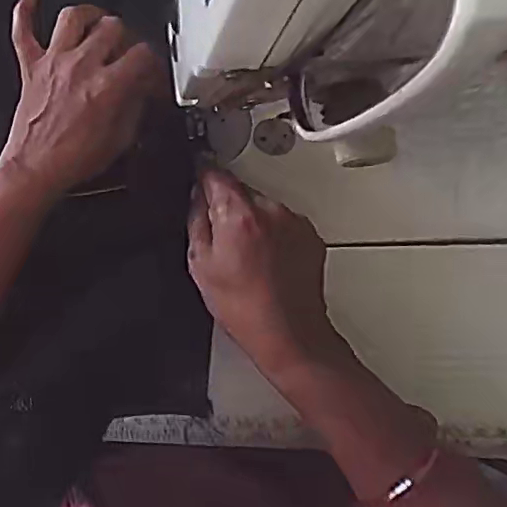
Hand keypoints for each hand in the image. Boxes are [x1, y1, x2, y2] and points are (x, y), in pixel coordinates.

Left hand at [0, 0, 160, 199]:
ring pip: (74, 17)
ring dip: (89, 16)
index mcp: (107, 85)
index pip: (144, 55)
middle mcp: (80, 66)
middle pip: (113, 27)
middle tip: (125, 53)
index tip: (151, 74)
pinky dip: (24, 12)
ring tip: (96, 22)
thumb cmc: (69, 160)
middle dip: (126, 38)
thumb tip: (141, 92)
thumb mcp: (119, 140)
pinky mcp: (30, 68)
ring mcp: (53, 63)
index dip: (153, 64)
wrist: (34, 171)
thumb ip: (135, 108)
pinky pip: (22, 31)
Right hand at [187, 166, 342, 364]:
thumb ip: (196, 221)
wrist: (287, 333)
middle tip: (219, 236)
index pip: (216, 174)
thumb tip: (197, 198)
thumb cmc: (244, 306)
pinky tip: (263, 259)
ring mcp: (294, 222)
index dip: (202, 174)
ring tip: (244, 255)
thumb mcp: (200, 263)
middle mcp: (270, 211)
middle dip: (227, 205)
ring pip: (262, 205)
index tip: (197, 175)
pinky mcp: (310, 235)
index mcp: (238, 215)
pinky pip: (283, 221)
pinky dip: (272, 231)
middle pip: (240, 189)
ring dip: (251, 218)